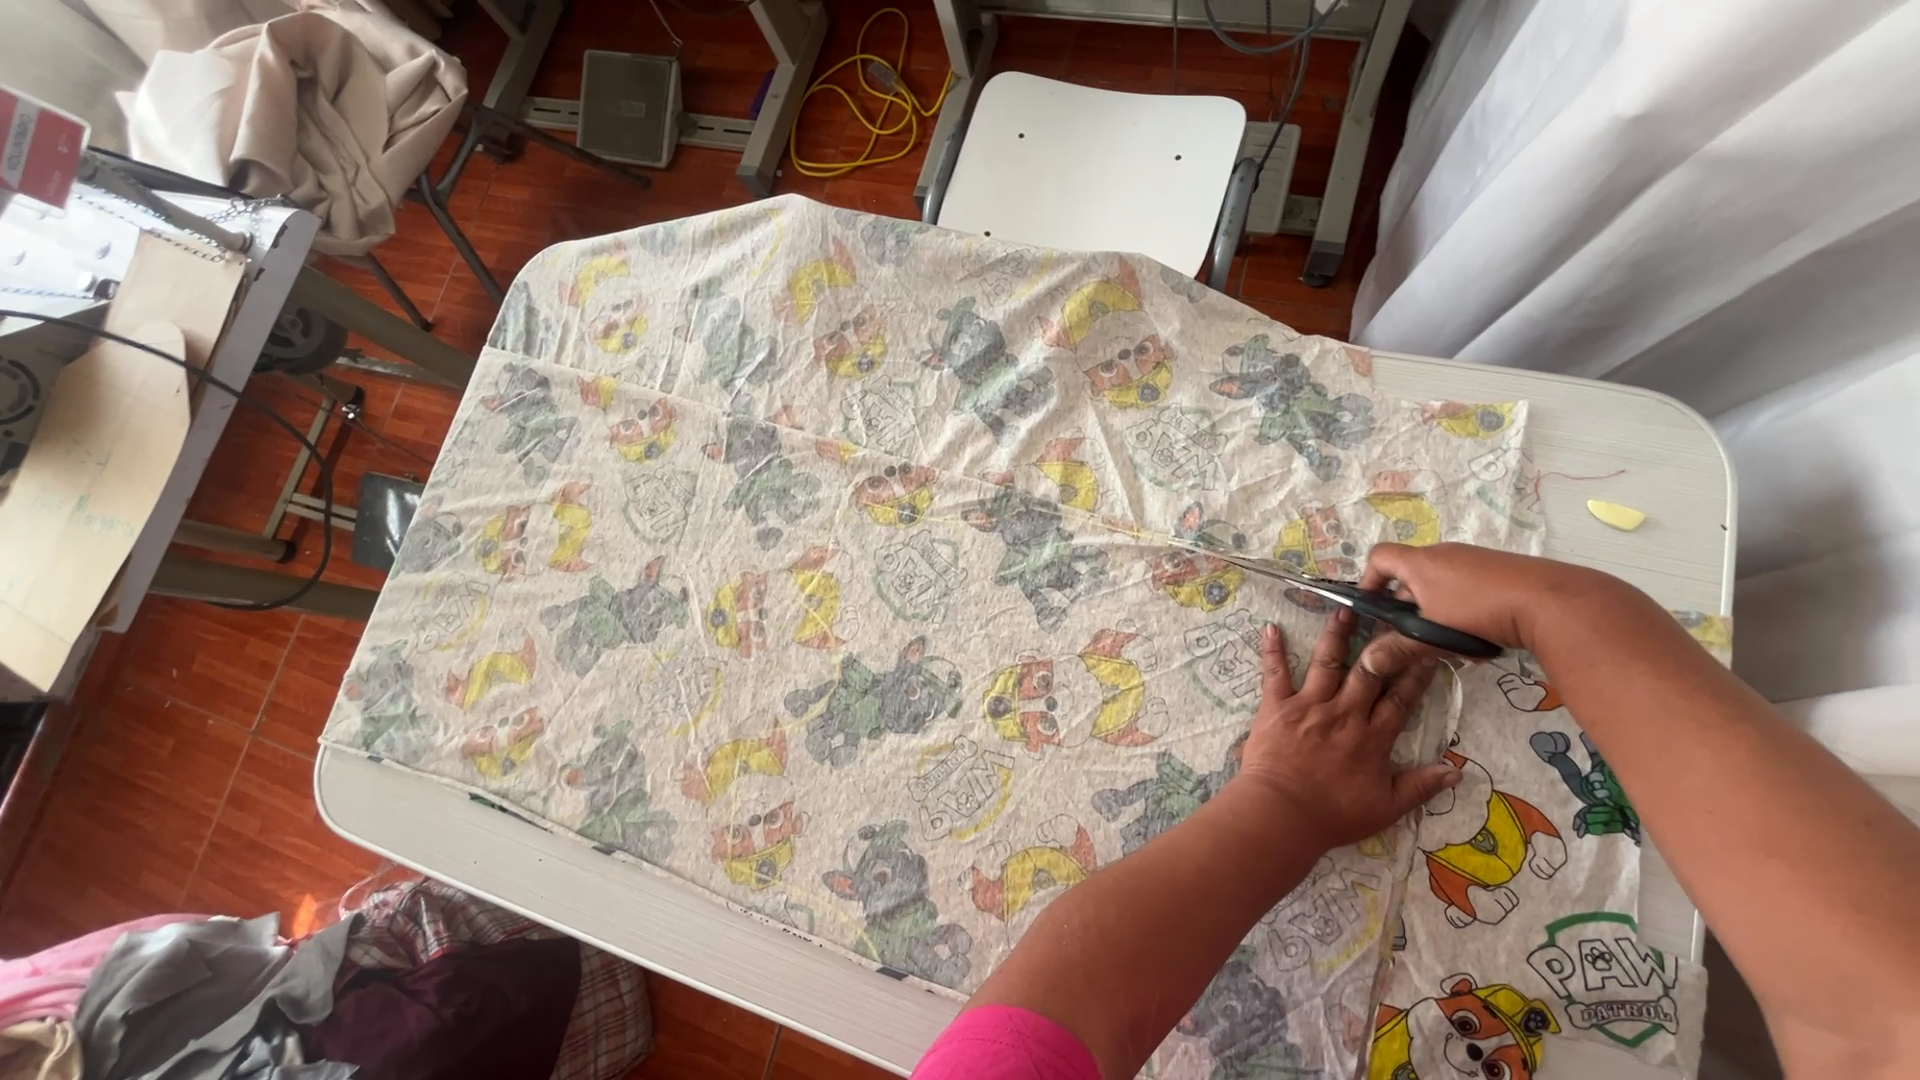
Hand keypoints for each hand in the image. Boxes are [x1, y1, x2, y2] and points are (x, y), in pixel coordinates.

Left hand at [1236, 609, 1461, 850]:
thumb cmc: (1333, 815)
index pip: (1400, 701)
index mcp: (1371, 738)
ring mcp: (1309, 706)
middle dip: (1382, 645)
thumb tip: (1457, 772)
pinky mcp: (1277, 707)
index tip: (1428, 655)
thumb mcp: (1386, 808)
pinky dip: (1272, 650)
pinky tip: (1271, 628)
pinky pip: (1275, 673)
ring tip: (1343, 609)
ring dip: (1336, 635)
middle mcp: (1343, 714)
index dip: (1415, 678)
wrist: (1283, 813)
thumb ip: (1420, 787)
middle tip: (1391, 618)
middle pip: (1368, 673)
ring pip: (1326, 663)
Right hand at [1360, 543, 1624, 652]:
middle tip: (1412, 635)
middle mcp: (1444, 553)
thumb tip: (1367, 663)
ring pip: (1440, 585)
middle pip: (1410, 575)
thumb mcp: (1432, 633)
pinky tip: (1481, 636)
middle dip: (1406, 606)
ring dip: (1437, 611)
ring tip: (1451, 640)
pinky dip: (1464, 608)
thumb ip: (1398, 648)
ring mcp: (1475, 560)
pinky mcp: (1501, 570)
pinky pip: (1468, 586)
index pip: (1379, 557)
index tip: (1373, 607)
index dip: (1368, 579)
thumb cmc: (1479, 610)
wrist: (1553, 601)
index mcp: (1420, 562)